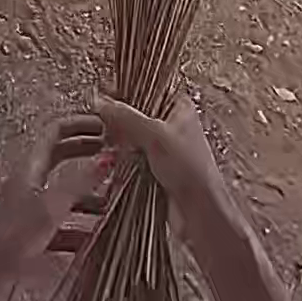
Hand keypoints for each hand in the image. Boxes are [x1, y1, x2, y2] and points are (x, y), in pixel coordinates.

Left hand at [0, 115, 106, 300]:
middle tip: (116, 156)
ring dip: (89, 195)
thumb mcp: (48, 208)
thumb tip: (109, 155)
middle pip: (60, 160)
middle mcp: (29, 187)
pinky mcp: (32, 242)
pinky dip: (82, 228)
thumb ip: (79, 183)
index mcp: (29, 170)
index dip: (79, 126)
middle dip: (87, 154)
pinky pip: (63, 228)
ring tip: (117, 201)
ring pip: (64, 196)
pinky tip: (99, 239)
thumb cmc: (9, 242)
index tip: (108, 127)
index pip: (54, 133)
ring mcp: (30, 214)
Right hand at [95, 95, 224, 211]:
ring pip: (132, 132)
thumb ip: (126, 117)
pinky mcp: (156, 164)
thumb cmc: (189, 169)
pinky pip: (132, 151)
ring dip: (118, 136)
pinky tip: (110, 156)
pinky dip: (121, 153)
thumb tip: (100, 102)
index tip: (105, 93)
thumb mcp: (155, 136)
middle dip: (118, 116)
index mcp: (178, 106)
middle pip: (136, 109)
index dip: (125, 89)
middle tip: (102, 119)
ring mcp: (163, 144)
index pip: (147, 86)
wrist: (200, 214)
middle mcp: (171, 122)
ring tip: (105, 140)